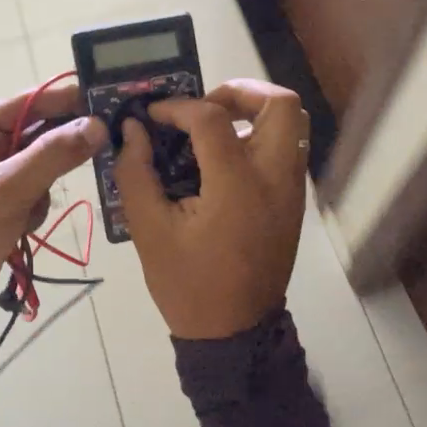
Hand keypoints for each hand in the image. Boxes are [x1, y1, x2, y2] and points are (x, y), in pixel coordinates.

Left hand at [0, 82, 105, 338]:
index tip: (110, 99)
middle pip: (38, 132)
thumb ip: (53, 154)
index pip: (28, 103)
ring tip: (30, 210)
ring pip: (41, 165)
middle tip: (104, 145)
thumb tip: (98, 124)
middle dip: (61, 147)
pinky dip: (36, 208)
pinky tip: (23, 228)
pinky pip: (34, 193)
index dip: (68, 100)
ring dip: (45, 186)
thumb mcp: (5, 193)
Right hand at [110, 79, 308, 338]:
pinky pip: (288, 147)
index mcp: (238, 184)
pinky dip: (261, 135)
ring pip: (293, 121)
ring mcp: (291, 187)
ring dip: (255, 111)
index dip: (177, 107)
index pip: (212, 118)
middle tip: (203, 107)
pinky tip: (224, 156)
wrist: (236, 334)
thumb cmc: (189, 285)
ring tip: (214, 126)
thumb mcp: (150, 231)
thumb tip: (132, 129)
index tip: (152, 115)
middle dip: (240, 92)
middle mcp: (275, 177)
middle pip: (280, 104)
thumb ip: (137, 173)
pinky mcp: (294, 198)